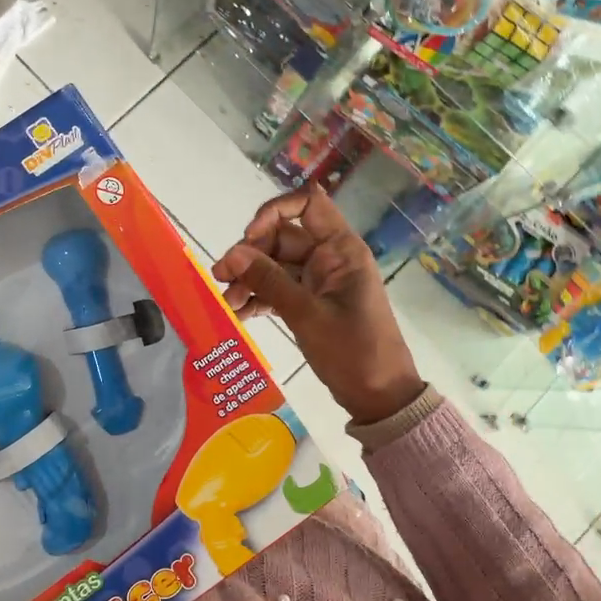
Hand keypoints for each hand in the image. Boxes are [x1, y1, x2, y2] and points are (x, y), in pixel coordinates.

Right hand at [211, 188, 424, 425]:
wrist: (379, 397)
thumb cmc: (353, 351)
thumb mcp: (306, 315)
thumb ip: (268, 281)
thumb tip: (232, 255)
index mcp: (340, 250)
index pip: (308, 203)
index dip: (274, 212)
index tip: (250, 237)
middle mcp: (330, 258)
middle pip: (282, 238)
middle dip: (250, 255)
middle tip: (221, 279)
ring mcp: (320, 282)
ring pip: (276, 266)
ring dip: (249, 280)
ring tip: (226, 303)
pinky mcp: (312, 304)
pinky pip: (279, 290)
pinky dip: (259, 299)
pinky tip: (237, 314)